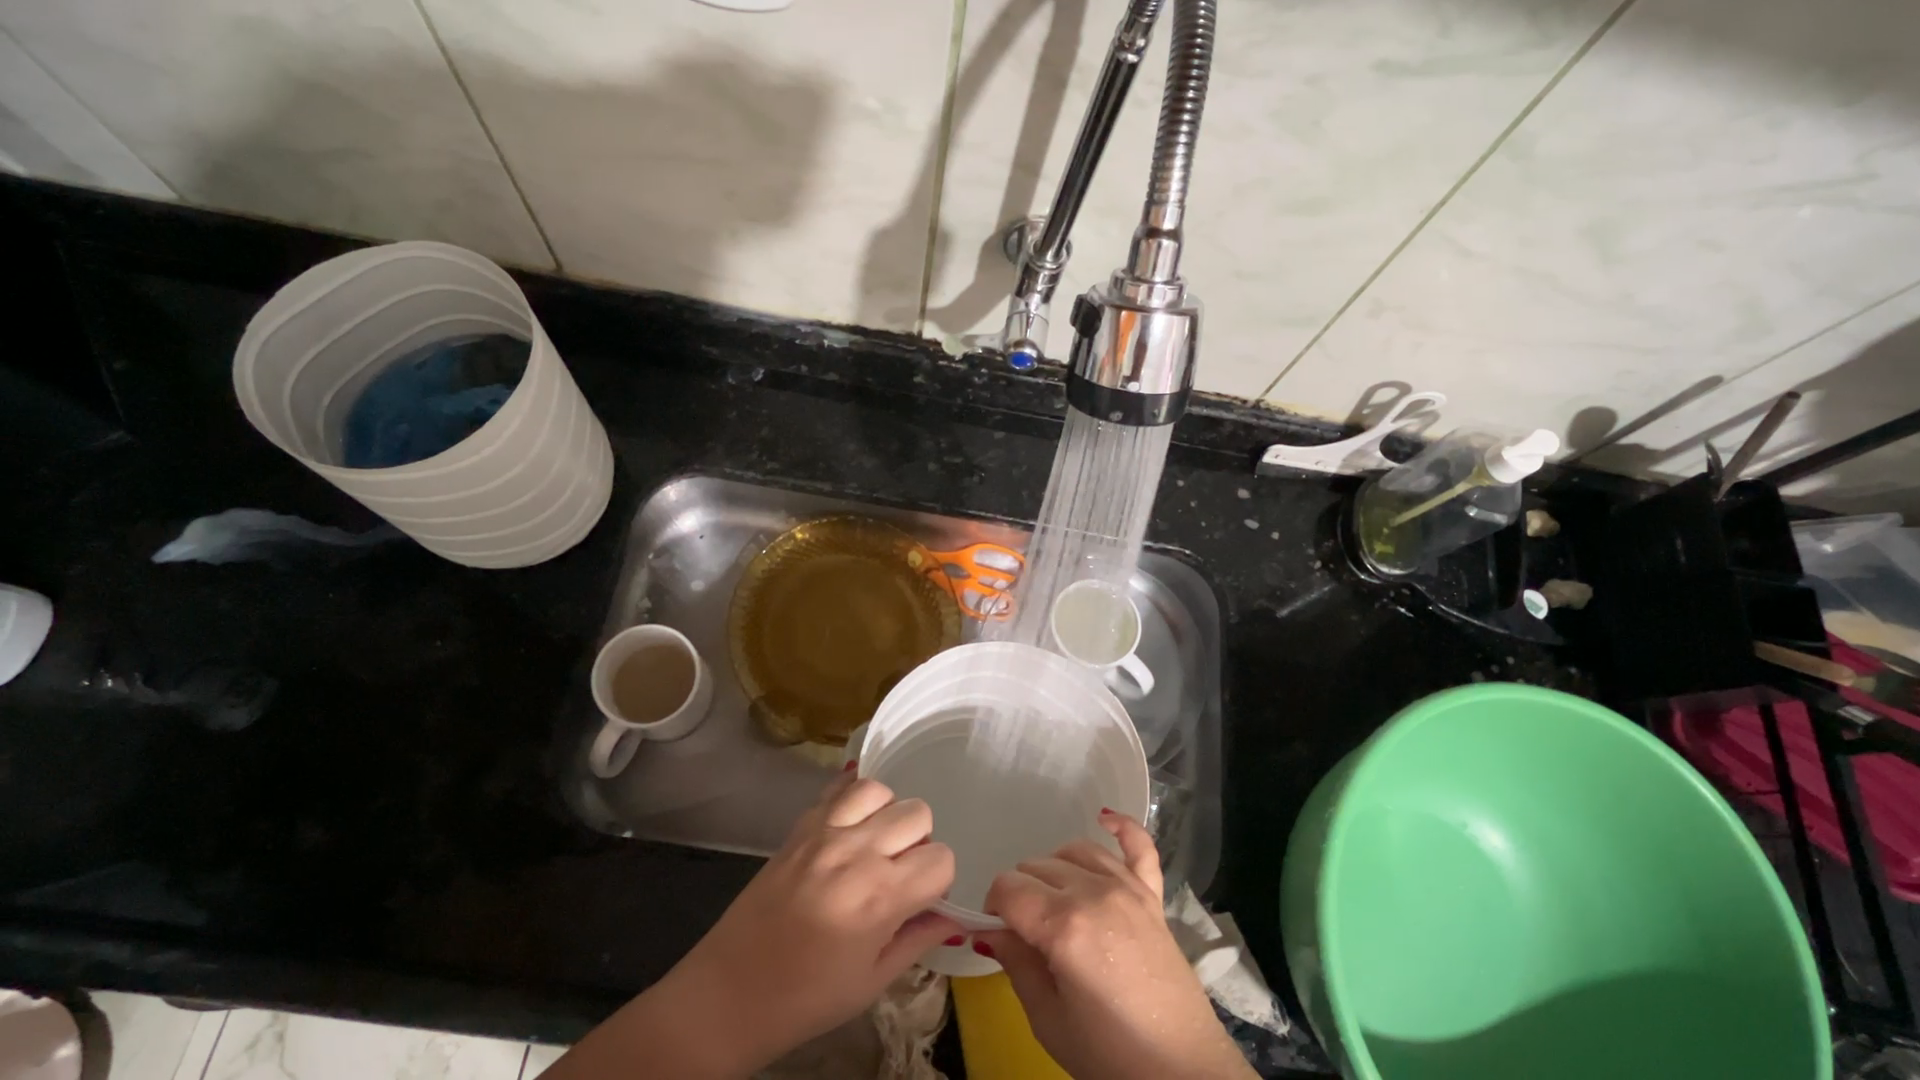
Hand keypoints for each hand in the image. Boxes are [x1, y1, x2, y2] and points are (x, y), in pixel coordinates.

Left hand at [544, 771, 959, 1079]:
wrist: (729, 992)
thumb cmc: (806, 999)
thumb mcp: (873, 981)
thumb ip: (919, 939)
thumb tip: (953, 916)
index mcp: (880, 897)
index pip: (941, 858)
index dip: (939, 881)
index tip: (920, 901)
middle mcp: (855, 853)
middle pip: (917, 814)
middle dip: (919, 843)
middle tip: (898, 875)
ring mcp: (823, 834)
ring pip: (880, 790)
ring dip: (887, 815)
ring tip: (874, 847)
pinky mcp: (797, 828)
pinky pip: (838, 789)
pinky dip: (853, 799)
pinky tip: (850, 827)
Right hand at [975, 811, 1254, 1079]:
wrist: (1181, 1070)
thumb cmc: (1108, 1054)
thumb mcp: (1047, 1018)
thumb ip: (1015, 963)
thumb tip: (987, 930)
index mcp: (1063, 925)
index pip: (1007, 889)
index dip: (993, 909)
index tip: (998, 935)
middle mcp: (1094, 893)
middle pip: (1035, 867)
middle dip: (1020, 895)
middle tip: (1025, 934)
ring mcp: (1129, 889)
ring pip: (1074, 851)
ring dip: (1054, 870)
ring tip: (1052, 903)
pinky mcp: (1154, 896)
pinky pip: (1138, 846)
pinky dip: (1121, 827)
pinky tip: (1104, 819)